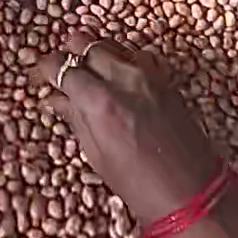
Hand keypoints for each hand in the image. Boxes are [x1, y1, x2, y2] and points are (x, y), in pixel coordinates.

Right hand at [34, 35, 222, 225]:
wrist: (193, 194)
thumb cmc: (139, 184)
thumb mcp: (95, 153)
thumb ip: (75, 116)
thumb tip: (56, 97)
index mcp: (100, 101)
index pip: (62, 66)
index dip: (47, 68)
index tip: (43, 74)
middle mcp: (124, 79)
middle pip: (86, 44)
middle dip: (70, 54)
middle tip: (64, 72)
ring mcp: (148, 76)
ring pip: (112, 45)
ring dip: (96, 54)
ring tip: (88, 73)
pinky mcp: (165, 80)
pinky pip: (136, 55)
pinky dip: (122, 60)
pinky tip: (117, 78)